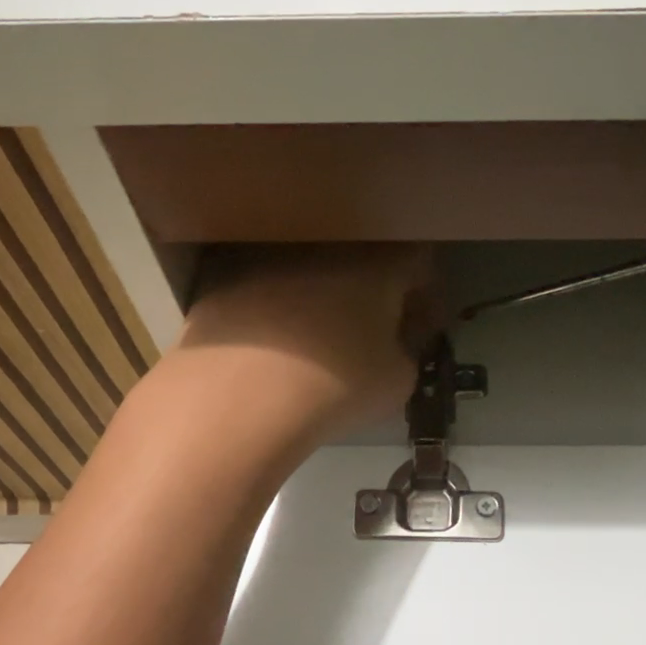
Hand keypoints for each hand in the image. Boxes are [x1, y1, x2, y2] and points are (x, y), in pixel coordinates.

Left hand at [175, 244, 437, 435]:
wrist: (240, 394)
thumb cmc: (337, 385)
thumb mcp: (397, 383)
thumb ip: (404, 356)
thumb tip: (393, 349)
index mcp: (378, 266)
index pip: (418, 264)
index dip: (423, 295)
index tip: (418, 327)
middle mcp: (323, 250)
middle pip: (358, 266)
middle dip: (367, 299)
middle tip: (369, 339)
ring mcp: (267, 264)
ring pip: (306, 279)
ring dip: (316, 306)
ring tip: (314, 352)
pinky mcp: (222, 289)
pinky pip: (262, 301)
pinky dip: (271, 322)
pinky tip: (268, 361)